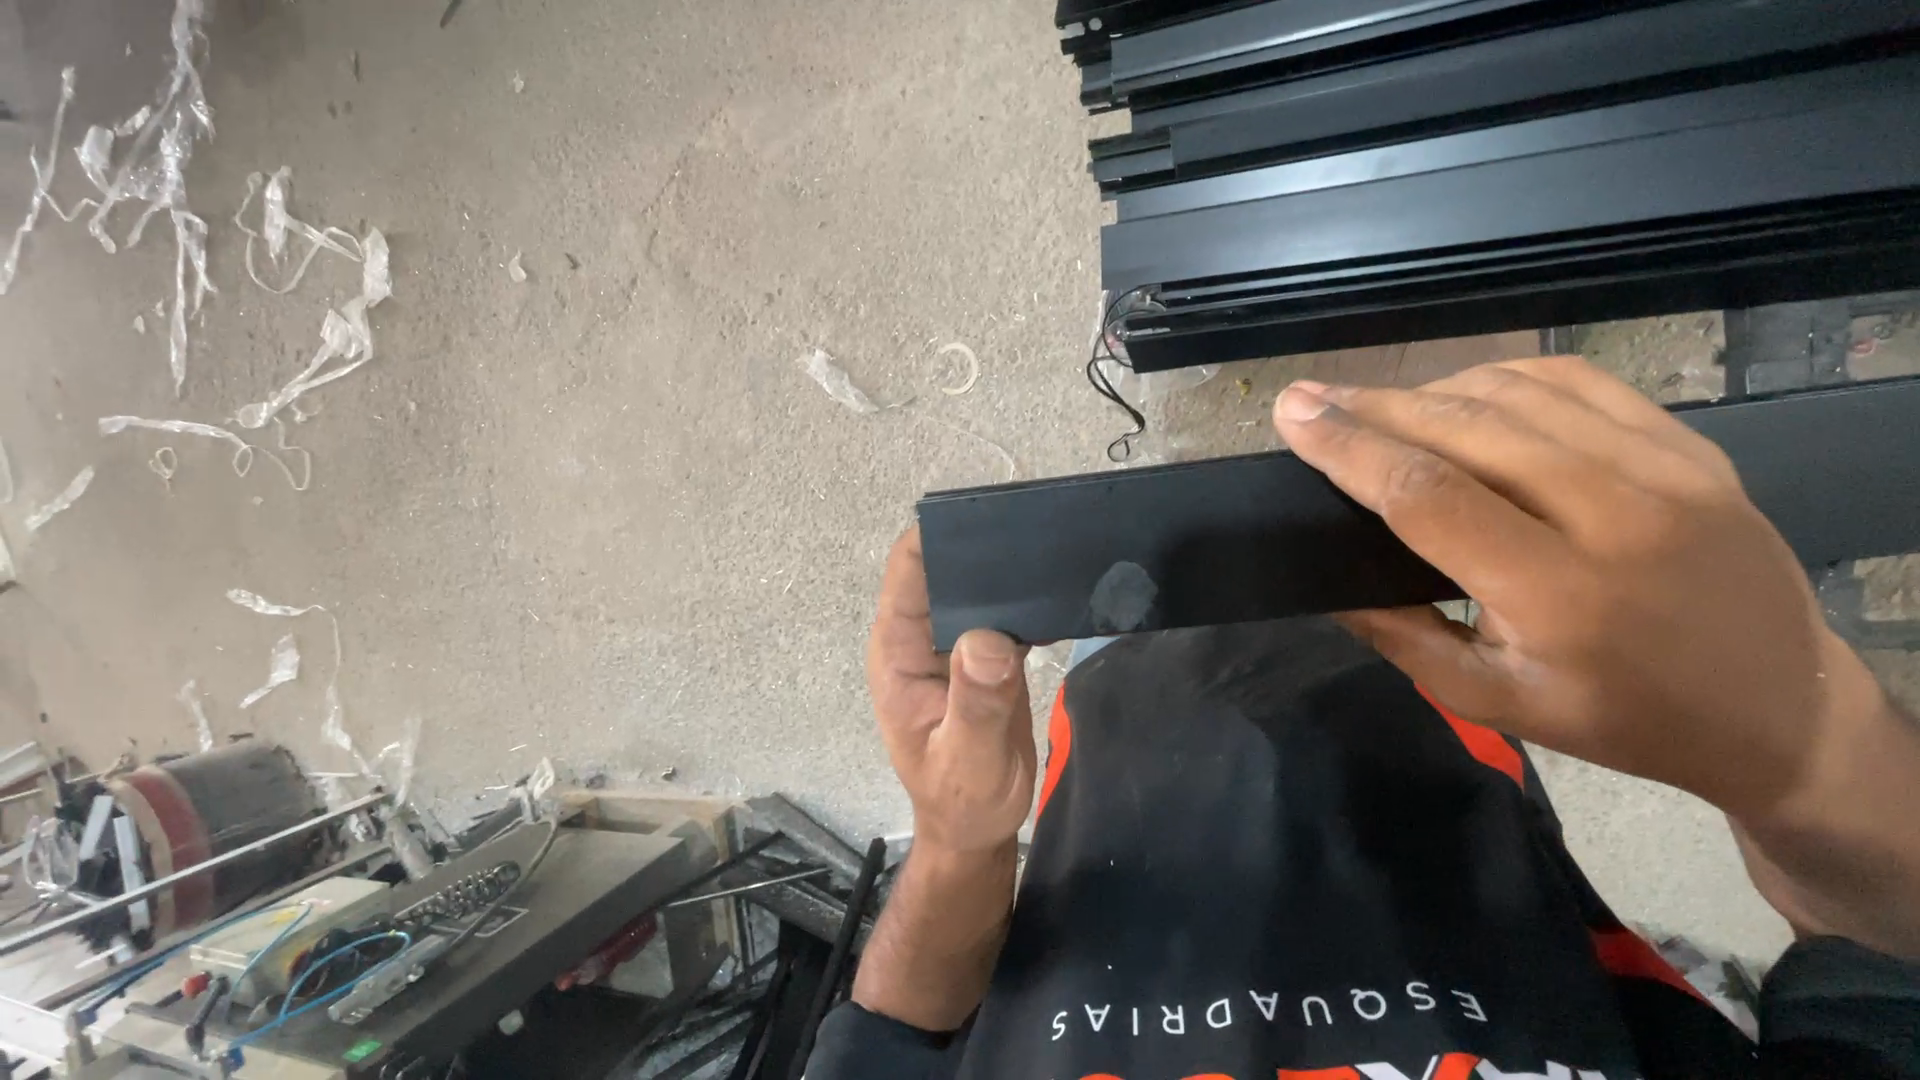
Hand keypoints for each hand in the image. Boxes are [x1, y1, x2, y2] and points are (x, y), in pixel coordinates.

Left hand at [867, 528, 1035, 854]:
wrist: (978, 829)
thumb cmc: (962, 801)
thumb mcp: (968, 761)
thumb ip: (977, 704)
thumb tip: (988, 640)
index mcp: (900, 654)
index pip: (908, 572)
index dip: (939, 537)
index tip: (987, 516)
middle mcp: (921, 639)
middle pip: (944, 569)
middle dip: (981, 546)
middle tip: (1037, 527)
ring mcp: (954, 645)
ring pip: (975, 588)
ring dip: (1006, 570)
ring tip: (1055, 546)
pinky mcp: (985, 655)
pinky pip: (1001, 611)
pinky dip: (1024, 599)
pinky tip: (1058, 586)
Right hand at [1270, 356, 1883, 820]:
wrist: (1780, 710)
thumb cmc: (1617, 717)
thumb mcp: (1489, 699)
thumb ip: (1398, 636)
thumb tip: (1325, 582)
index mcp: (1558, 592)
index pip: (1428, 495)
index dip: (1351, 450)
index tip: (1293, 418)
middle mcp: (1615, 513)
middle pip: (1466, 428)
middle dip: (1372, 408)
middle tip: (1309, 398)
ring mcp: (1665, 469)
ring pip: (1517, 394)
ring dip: (1427, 390)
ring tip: (1371, 402)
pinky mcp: (1691, 448)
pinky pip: (1577, 383)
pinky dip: (1500, 376)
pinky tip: (1458, 391)